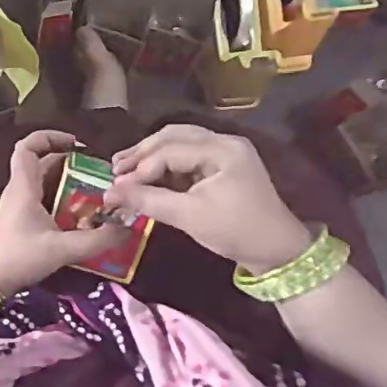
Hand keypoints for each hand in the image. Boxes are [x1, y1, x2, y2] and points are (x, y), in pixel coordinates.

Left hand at [0, 131, 126, 294]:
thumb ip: (97, 240)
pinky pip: (42, 199)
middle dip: (69, 162)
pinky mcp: (20, 220)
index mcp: (23, 186)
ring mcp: (18, 205)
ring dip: (67, 182)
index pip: (28, 147)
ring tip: (95, 192)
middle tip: (97, 173)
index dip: (50, 137)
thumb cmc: (18, 257)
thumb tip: (127, 229)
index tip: (76, 144)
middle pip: (41, 163)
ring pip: (43, 182)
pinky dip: (61, 200)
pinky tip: (80, 215)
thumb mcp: (61, 249)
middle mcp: (19, 190)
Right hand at [104, 125, 310, 274]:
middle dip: (142, 153)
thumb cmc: (235, 231)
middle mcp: (224, 142)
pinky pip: (187, 155)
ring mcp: (225, 152)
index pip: (169, 151)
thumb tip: (109, 193)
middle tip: (115, 170)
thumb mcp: (189, 217)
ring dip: (151, 155)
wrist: (277, 250)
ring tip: (125, 169)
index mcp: (222, 150)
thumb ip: (148, 200)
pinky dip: (165, 163)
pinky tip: (148, 176)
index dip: (139, 169)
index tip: (114, 187)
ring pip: (179, 142)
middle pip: (173, 136)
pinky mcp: (223, 165)